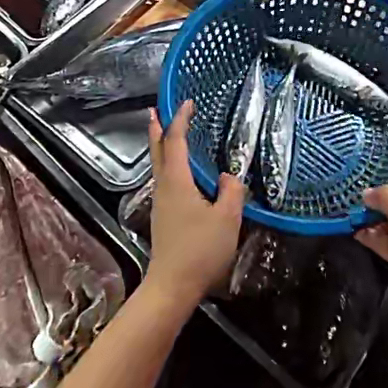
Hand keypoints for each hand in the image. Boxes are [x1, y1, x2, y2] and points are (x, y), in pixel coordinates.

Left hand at [144, 101, 245, 303]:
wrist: (173, 284)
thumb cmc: (200, 250)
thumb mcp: (227, 219)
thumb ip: (232, 192)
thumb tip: (228, 175)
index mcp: (177, 182)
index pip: (176, 141)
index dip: (181, 120)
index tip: (187, 103)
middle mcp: (164, 187)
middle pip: (158, 151)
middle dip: (157, 129)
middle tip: (156, 110)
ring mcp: (160, 202)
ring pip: (159, 166)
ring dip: (162, 146)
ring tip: (166, 134)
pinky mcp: (163, 216)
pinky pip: (164, 180)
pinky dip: (168, 165)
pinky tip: (179, 173)